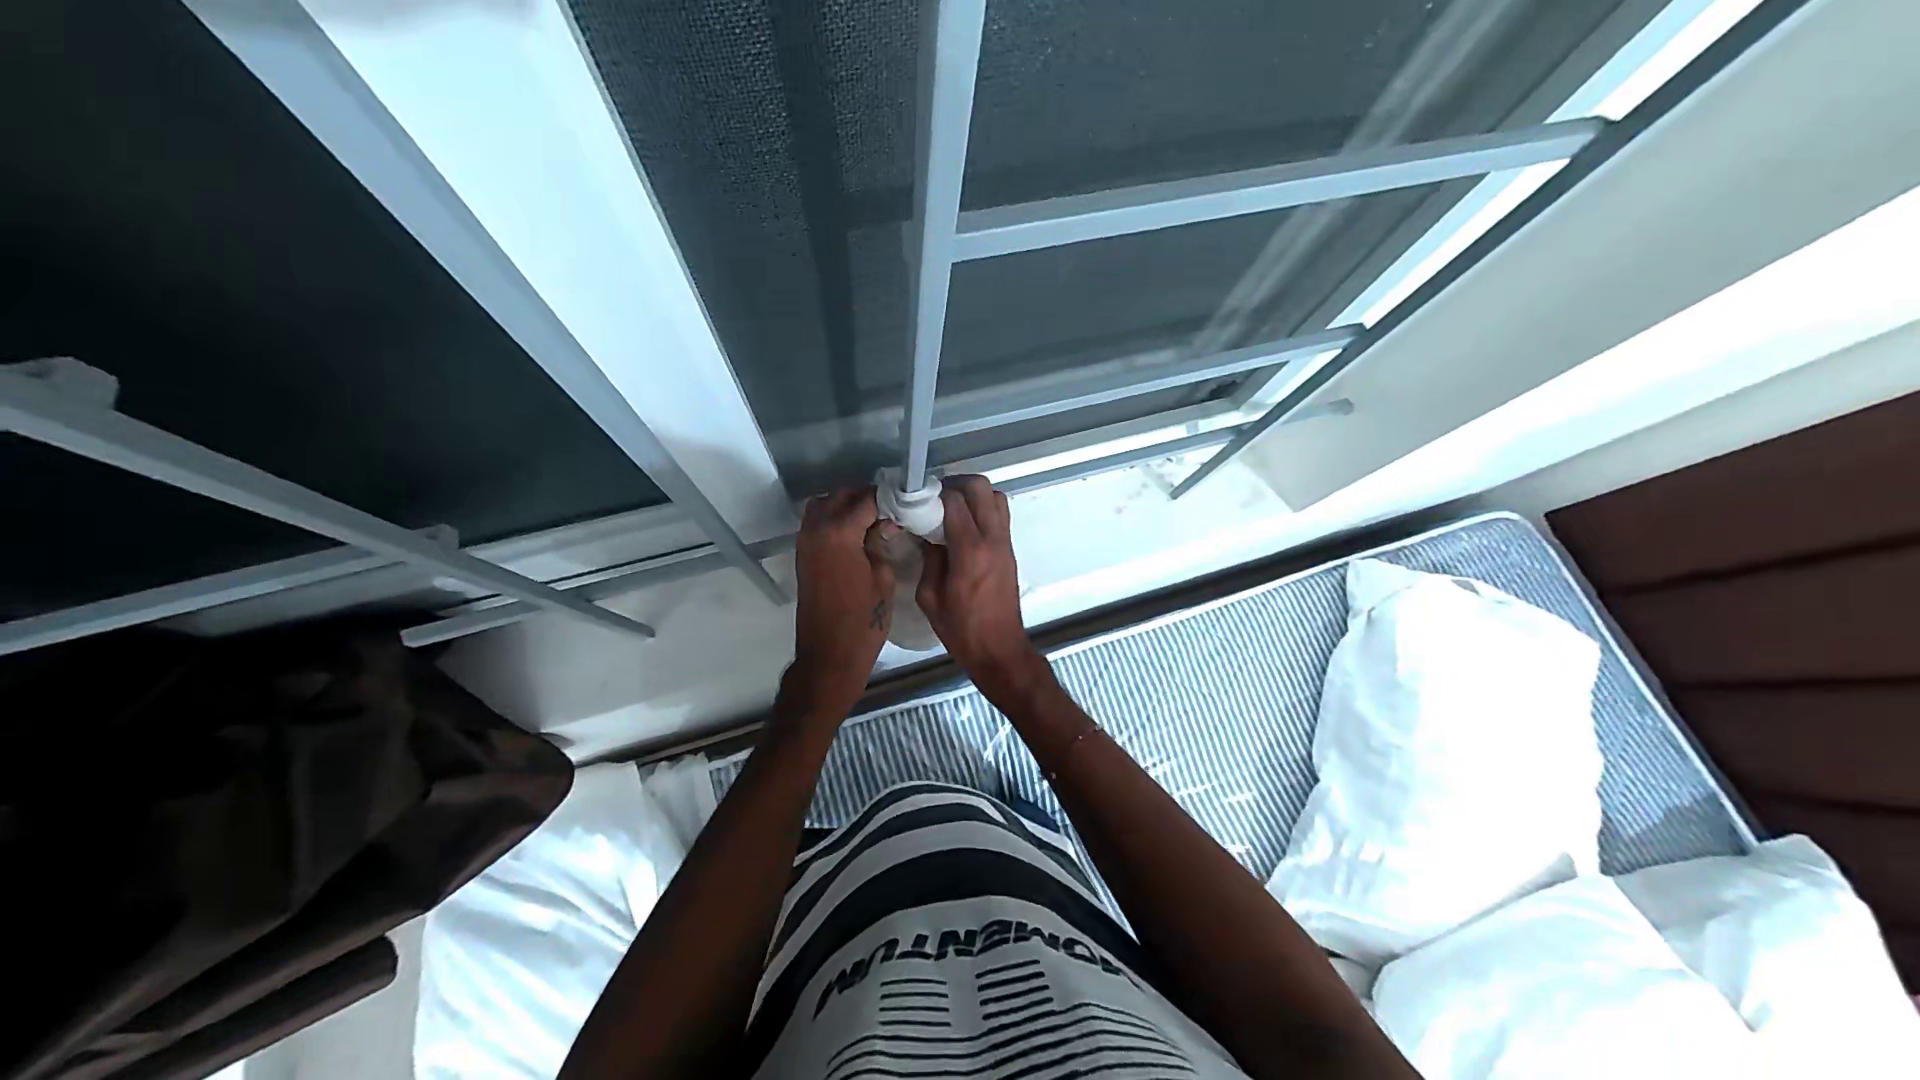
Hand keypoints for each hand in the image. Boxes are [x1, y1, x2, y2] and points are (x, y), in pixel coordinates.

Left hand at [787, 487, 895, 716]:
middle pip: (842, 497)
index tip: (907, 501)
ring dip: (847, 506)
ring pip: (825, 506)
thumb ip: (880, 542)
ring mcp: (805, 542)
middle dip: (866, 498)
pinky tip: (857, 533)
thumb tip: (885, 522)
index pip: (866, 499)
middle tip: (892, 510)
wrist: (829, 654)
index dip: (888, 498)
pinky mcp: (803, 555)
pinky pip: (817, 523)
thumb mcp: (883, 578)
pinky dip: (835, 520)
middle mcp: (817, 529)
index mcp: (839, 533)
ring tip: (874, 520)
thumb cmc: (863, 621)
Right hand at [916, 476, 1047, 700]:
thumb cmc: (960, 629)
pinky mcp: (1010, 551)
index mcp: (970, 550)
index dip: (933, 494)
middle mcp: (992, 539)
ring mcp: (1005, 543)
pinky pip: (1000, 515)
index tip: (918, 500)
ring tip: (951, 508)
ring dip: (973, 495)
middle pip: (980, 487)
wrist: (999, 649)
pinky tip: (963, 525)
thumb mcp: (929, 596)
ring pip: (996, 496)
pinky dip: (983, 509)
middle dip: (956, 484)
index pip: (954, 500)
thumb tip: (927, 534)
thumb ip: (928, 558)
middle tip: (936, 498)